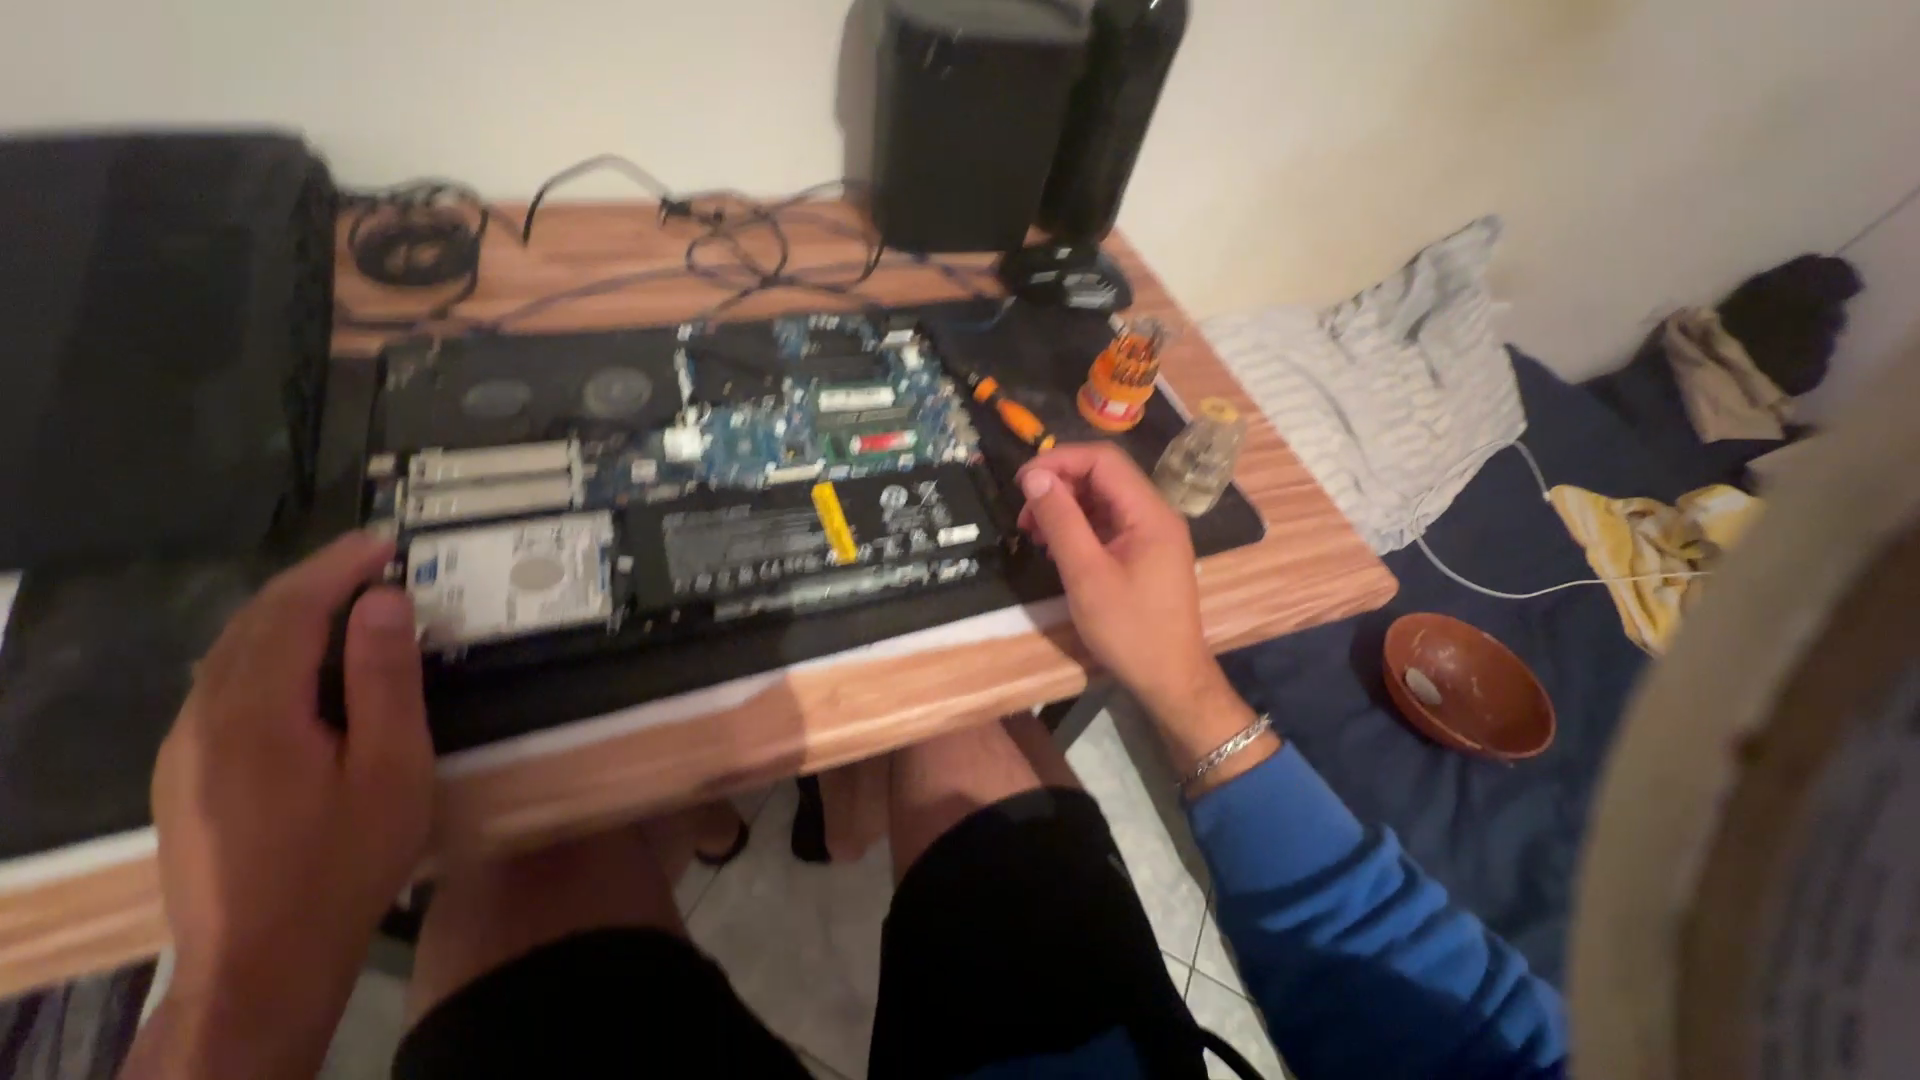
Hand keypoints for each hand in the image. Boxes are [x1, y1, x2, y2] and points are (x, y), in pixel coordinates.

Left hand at [141, 533, 433, 1074]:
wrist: (259, 960)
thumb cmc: (343, 859)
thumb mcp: (390, 766)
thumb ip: (383, 679)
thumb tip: (383, 601)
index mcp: (254, 709)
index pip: (290, 609)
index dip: (337, 567)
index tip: (385, 543)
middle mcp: (202, 716)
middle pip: (251, 623)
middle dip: (311, 581)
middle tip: (371, 561)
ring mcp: (184, 747)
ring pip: (230, 654)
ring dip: (288, 615)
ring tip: (346, 602)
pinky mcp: (184, 774)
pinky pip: (224, 686)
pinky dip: (269, 652)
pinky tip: (304, 668)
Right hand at [1016, 443, 1266, 787]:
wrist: (1170, 678)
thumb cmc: (1129, 629)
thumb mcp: (1087, 575)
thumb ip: (1061, 521)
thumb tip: (1034, 477)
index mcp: (1150, 513)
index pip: (1103, 461)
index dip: (1059, 461)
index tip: (1022, 482)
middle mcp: (1155, 515)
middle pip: (1103, 477)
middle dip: (1059, 486)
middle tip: (1023, 515)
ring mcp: (1151, 535)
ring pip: (1102, 500)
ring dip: (1065, 507)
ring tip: (1032, 533)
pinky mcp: (1144, 554)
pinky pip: (1107, 525)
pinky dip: (1078, 528)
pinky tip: (1054, 548)